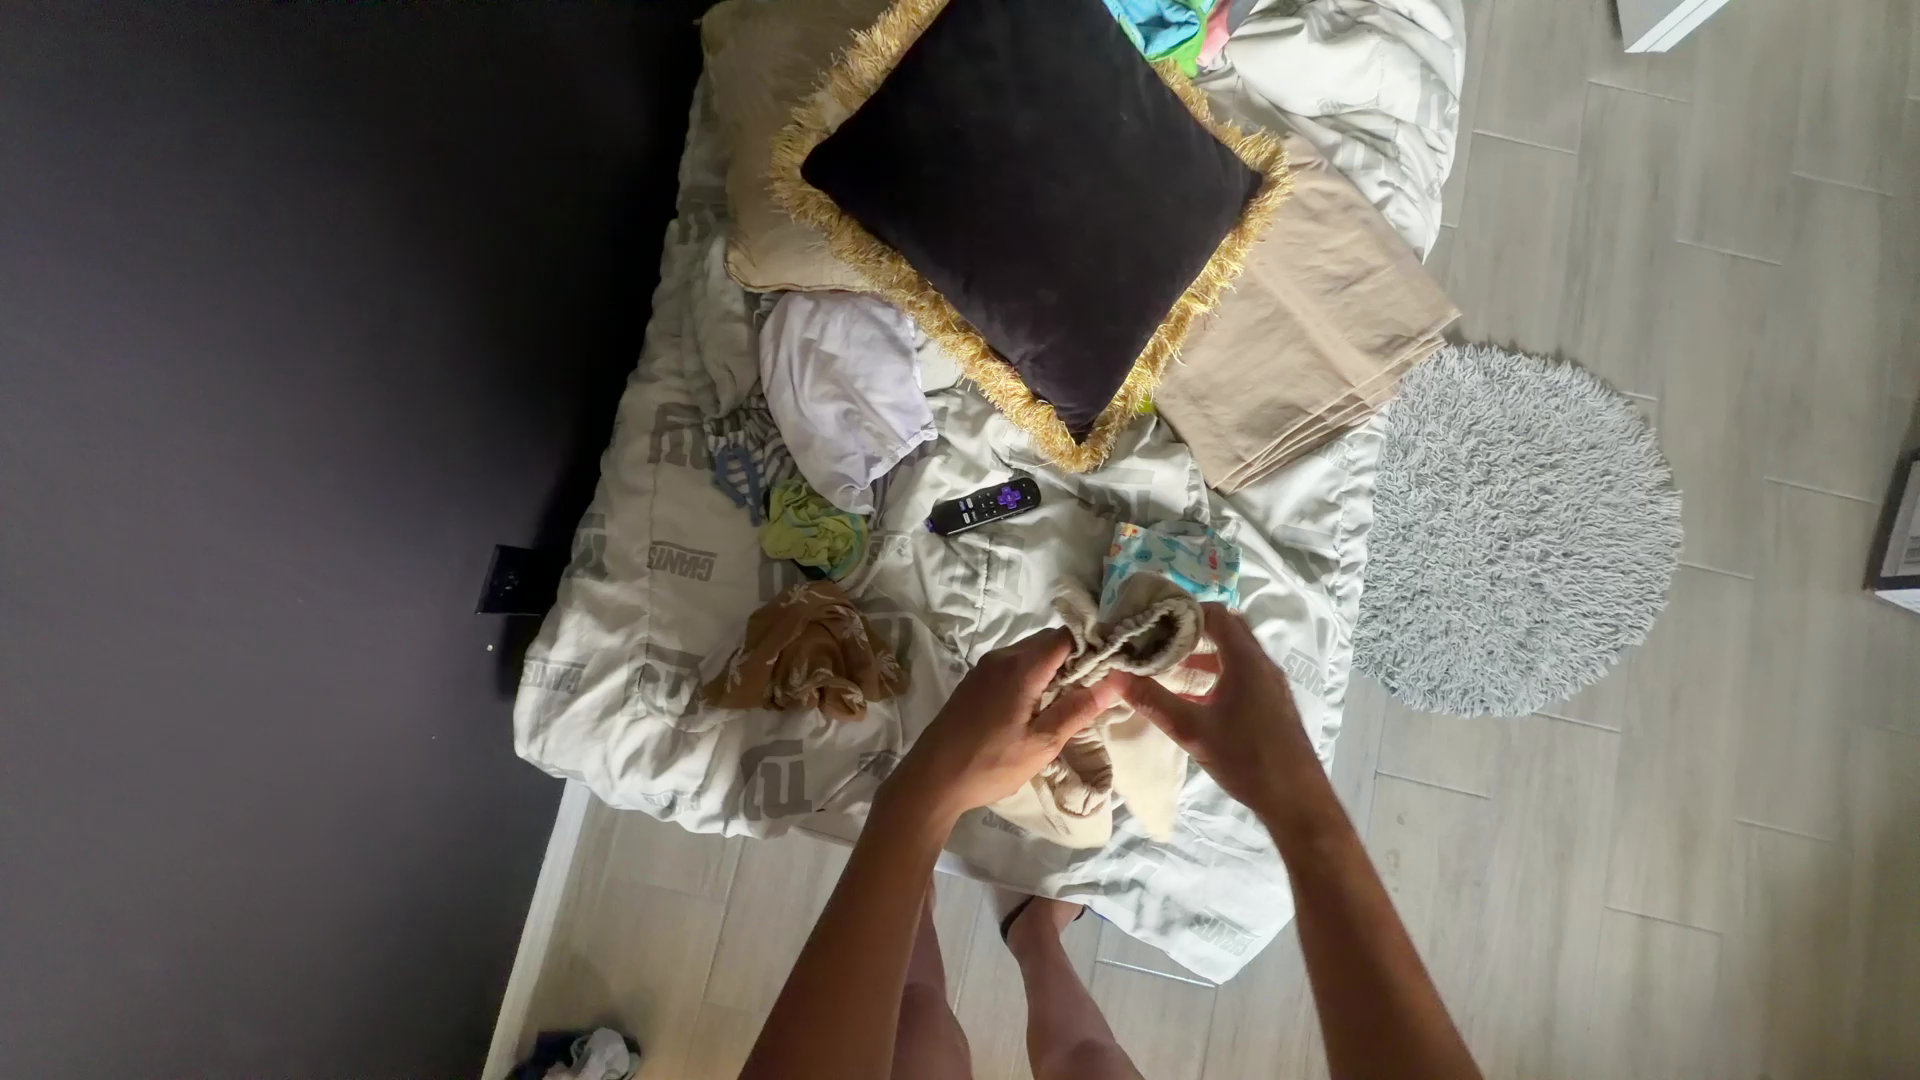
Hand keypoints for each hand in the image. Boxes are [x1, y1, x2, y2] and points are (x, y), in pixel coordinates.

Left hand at [882, 628, 1121, 825]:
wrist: (933, 777)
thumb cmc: (991, 763)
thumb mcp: (1042, 743)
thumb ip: (1078, 709)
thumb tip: (1114, 681)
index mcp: (1020, 667)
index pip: (1065, 637)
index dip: (1091, 646)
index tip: (1110, 668)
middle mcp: (1002, 657)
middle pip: (1048, 640)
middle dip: (1074, 657)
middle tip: (1093, 688)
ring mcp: (985, 667)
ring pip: (1030, 651)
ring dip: (1052, 667)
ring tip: (1069, 699)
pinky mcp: (975, 680)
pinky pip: (1013, 664)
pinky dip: (1032, 674)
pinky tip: (1039, 703)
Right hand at [1115, 604, 1324, 825]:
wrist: (1297, 802)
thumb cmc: (1246, 759)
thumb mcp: (1191, 731)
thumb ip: (1153, 700)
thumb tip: (1116, 675)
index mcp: (1246, 661)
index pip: (1216, 614)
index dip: (1184, 611)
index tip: (1153, 620)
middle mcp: (1262, 664)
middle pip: (1226, 629)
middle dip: (1190, 630)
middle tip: (1157, 638)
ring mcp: (1270, 684)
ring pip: (1233, 653)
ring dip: (1202, 653)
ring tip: (1168, 664)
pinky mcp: (1271, 703)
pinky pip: (1240, 672)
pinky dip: (1215, 672)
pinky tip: (1192, 695)